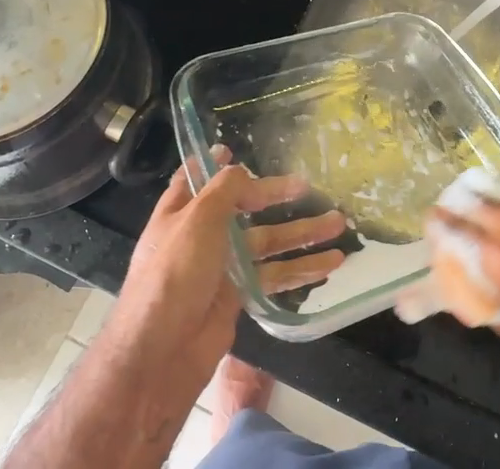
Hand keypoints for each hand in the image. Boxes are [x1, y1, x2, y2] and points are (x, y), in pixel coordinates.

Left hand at [101, 158, 348, 392]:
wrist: (161, 351)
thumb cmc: (173, 274)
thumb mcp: (197, 219)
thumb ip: (224, 190)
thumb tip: (243, 170)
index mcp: (180, 213)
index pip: (195, 180)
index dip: (213, 164)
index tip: (234, 148)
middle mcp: (200, 237)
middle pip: (243, 209)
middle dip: (275, 197)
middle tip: (308, 186)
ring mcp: (220, 268)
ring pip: (267, 243)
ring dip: (301, 234)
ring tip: (339, 223)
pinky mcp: (238, 297)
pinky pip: (274, 276)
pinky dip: (301, 269)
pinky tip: (331, 263)